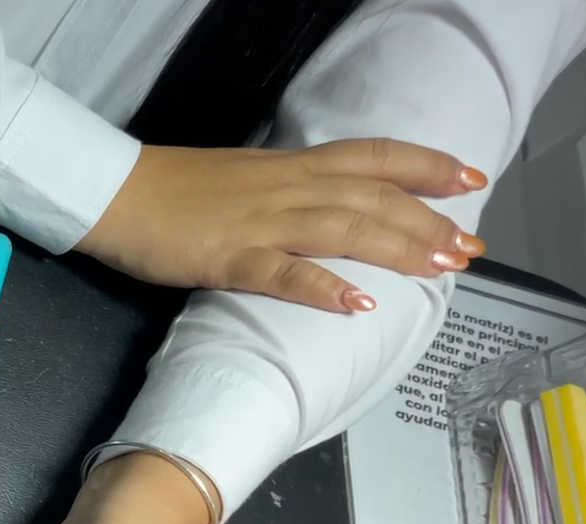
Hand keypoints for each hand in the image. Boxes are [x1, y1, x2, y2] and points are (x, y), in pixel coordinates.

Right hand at [78, 139, 488, 313]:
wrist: (115, 194)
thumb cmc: (163, 189)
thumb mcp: (231, 179)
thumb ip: (271, 191)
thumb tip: (297, 208)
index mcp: (284, 167)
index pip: (372, 158)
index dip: (426, 166)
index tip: (470, 180)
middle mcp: (283, 190)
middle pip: (372, 198)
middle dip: (428, 221)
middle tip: (468, 249)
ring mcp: (256, 224)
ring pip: (343, 230)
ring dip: (397, 248)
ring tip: (438, 270)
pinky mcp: (224, 258)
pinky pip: (282, 272)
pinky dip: (321, 287)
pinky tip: (355, 304)